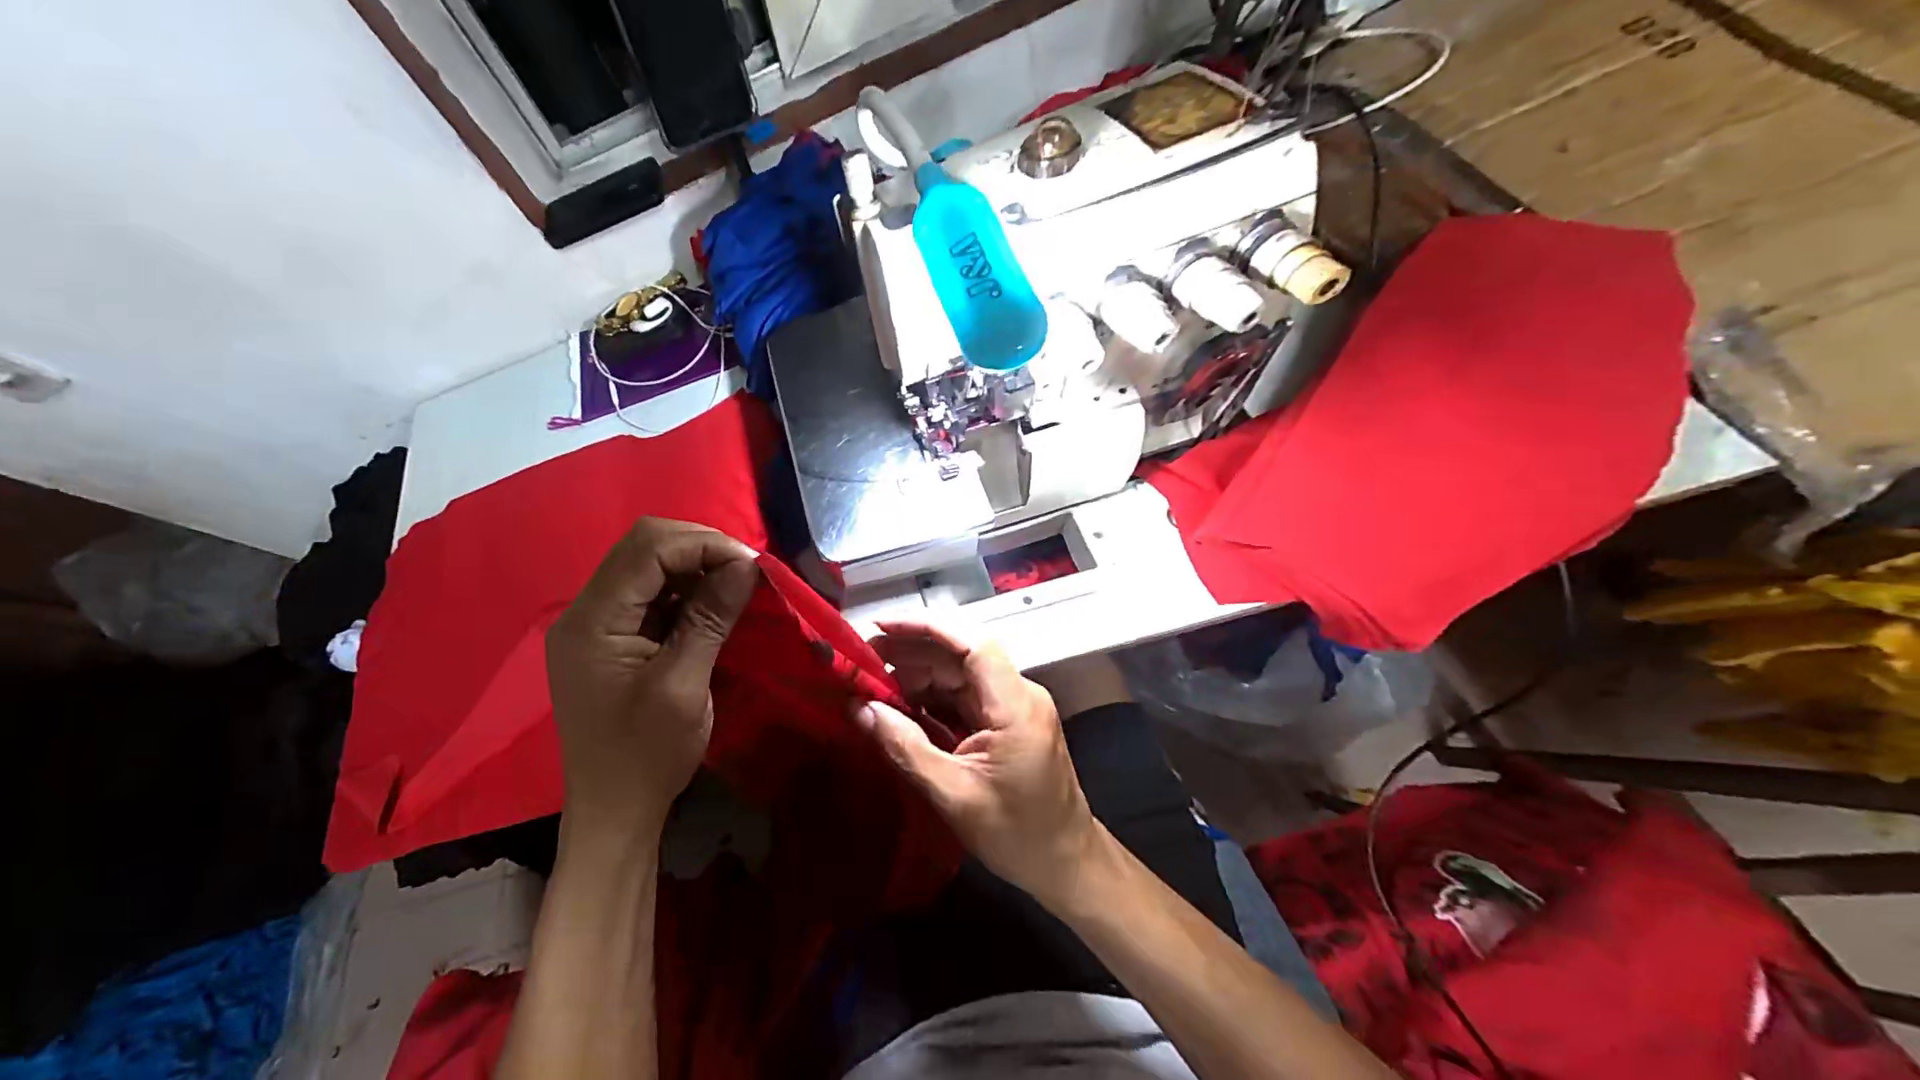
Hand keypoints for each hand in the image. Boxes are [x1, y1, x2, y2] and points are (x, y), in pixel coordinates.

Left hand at [546, 518, 759, 833]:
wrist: (614, 811)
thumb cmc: (647, 756)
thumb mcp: (684, 686)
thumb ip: (710, 618)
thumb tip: (747, 564)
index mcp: (592, 622)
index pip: (647, 550)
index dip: (703, 544)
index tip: (753, 565)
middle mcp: (585, 612)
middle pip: (644, 547)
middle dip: (700, 549)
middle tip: (748, 573)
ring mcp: (596, 624)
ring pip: (648, 565)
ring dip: (696, 567)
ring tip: (737, 586)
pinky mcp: (612, 638)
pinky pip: (651, 593)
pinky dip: (687, 589)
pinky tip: (714, 605)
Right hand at [855, 621, 1101, 906]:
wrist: (1065, 861)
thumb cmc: (1018, 834)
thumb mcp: (954, 795)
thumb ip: (905, 747)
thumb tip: (860, 708)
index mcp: (1015, 705)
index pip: (971, 643)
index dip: (924, 628)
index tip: (880, 628)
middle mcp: (1019, 694)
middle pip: (961, 655)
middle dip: (910, 652)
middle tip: (861, 661)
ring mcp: (1015, 706)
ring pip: (960, 673)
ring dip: (917, 674)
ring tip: (871, 682)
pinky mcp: (1007, 721)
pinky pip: (965, 696)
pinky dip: (932, 696)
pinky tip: (899, 704)